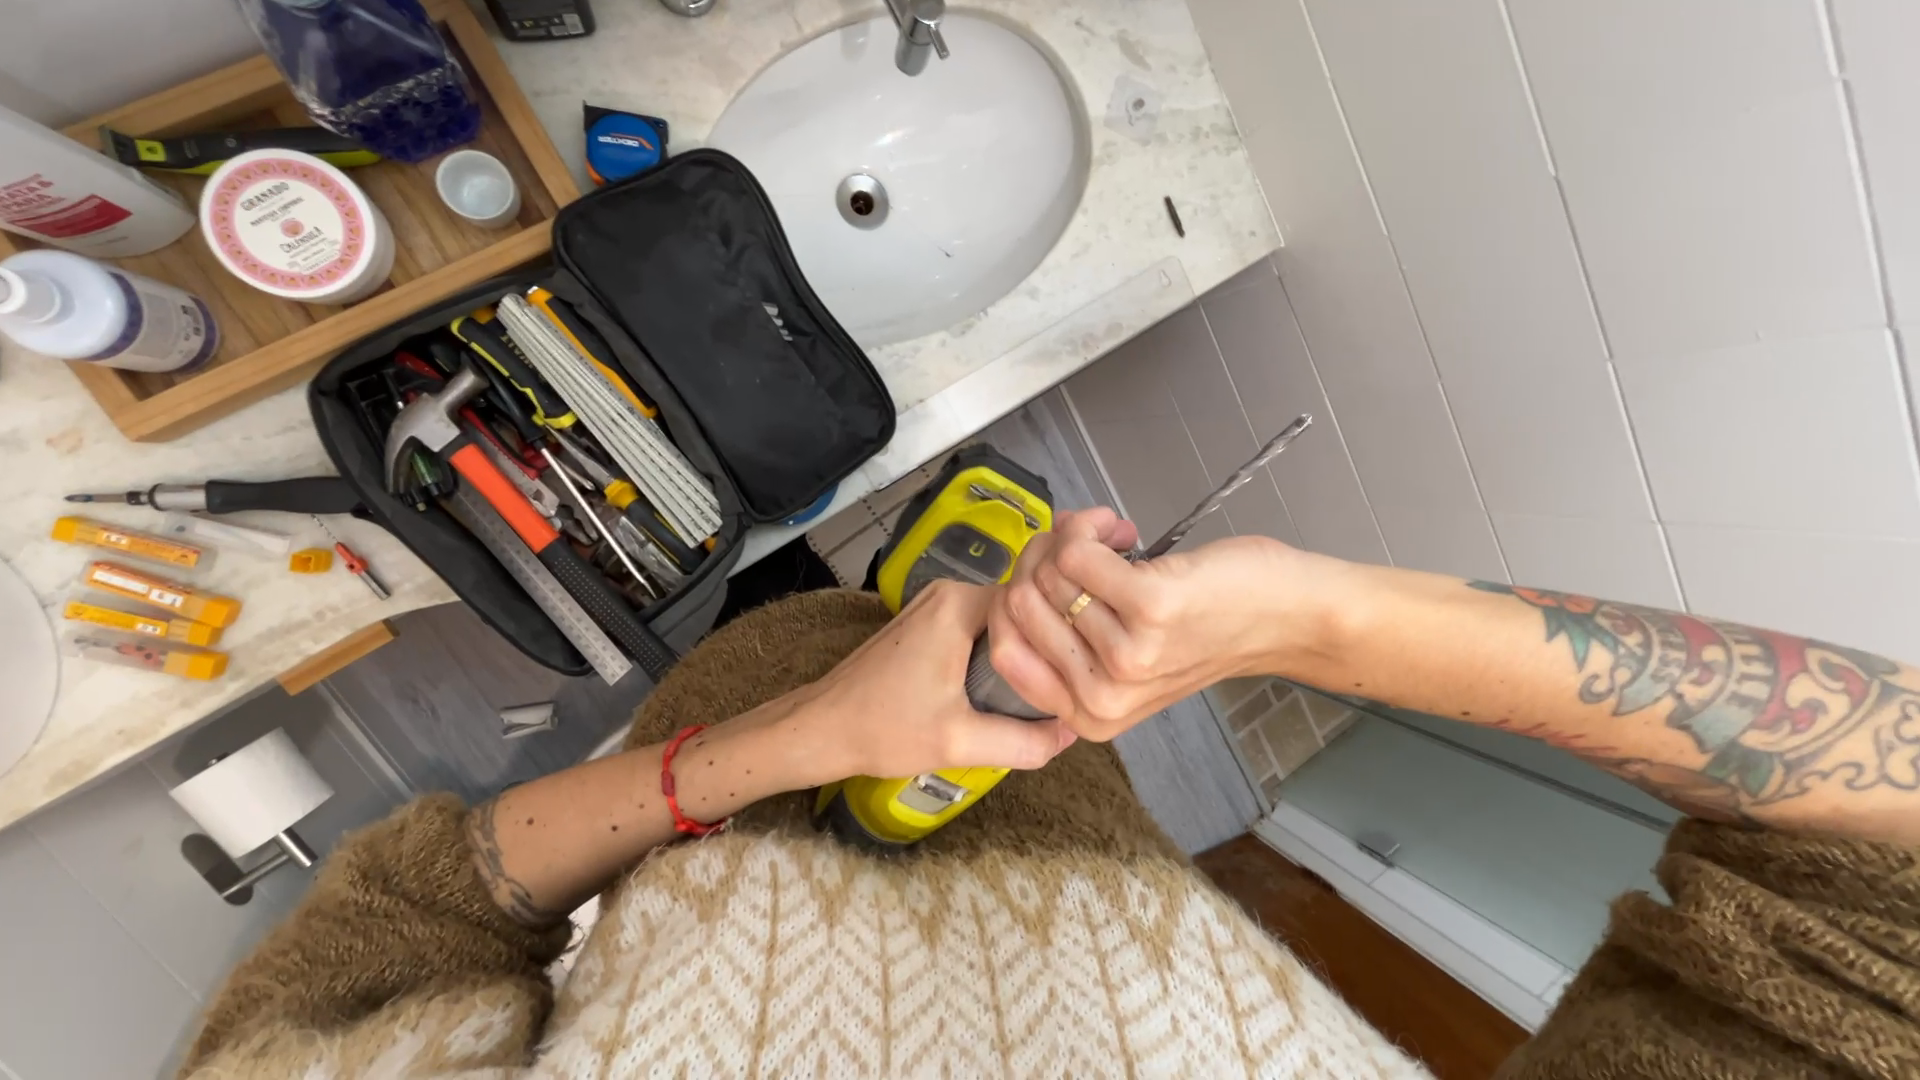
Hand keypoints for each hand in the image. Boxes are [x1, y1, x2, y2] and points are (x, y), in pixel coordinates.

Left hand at [784, 580, 1077, 783]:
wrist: (821, 727)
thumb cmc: (885, 728)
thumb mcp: (961, 743)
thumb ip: (1024, 741)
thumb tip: (1071, 732)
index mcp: (960, 604)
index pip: (1035, 606)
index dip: (1057, 641)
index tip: (1072, 677)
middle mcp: (948, 592)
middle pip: (1018, 615)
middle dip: (1038, 652)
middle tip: (1058, 692)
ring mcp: (932, 605)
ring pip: (997, 625)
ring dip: (1015, 657)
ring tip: (1033, 697)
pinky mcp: (923, 622)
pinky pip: (974, 631)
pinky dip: (990, 657)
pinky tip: (997, 693)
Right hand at [986, 508, 1333, 740]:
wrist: (1285, 618)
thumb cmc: (1209, 632)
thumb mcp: (1125, 663)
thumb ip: (1066, 637)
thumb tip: (1024, 569)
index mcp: (1088, 714)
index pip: (1003, 647)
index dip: (1013, 597)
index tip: (1045, 575)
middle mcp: (1101, 696)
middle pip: (1019, 602)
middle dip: (1041, 559)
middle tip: (1081, 547)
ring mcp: (1125, 656)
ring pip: (1047, 573)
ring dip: (1072, 539)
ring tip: (1112, 542)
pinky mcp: (1149, 609)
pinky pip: (1075, 553)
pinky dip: (1090, 528)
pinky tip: (1120, 531)